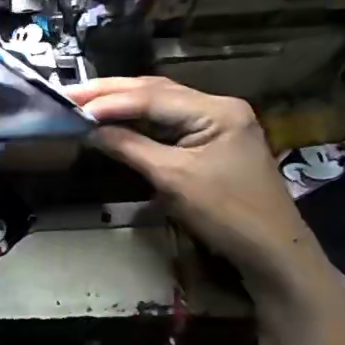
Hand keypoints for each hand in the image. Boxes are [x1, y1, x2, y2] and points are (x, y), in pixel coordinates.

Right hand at [66, 76, 344, 308]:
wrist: (274, 254)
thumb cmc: (227, 215)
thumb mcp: (173, 180)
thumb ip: (130, 147)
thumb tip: (90, 130)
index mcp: (216, 110)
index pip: (152, 97)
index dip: (109, 101)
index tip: (72, 105)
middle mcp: (218, 106)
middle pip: (156, 91)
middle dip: (112, 93)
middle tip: (71, 93)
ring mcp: (217, 122)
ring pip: (161, 104)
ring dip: (123, 103)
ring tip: (84, 101)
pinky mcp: (212, 141)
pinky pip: (169, 122)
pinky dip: (139, 121)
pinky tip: (114, 119)